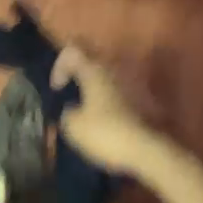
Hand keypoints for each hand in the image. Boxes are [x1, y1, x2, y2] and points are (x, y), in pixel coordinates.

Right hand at [52, 47, 158, 174]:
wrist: (145, 150)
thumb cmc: (106, 133)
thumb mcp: (74, 127)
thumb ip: (66, 113)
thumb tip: (71, 110)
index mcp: (93, 70)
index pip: (71, 51)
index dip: (59, 66)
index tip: (56, 89)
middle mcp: (110, 70)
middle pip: (88, 61)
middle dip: (76, 74)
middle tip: (68, 93)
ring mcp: (125, 84)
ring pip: (102, 77)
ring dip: (90, 89)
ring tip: (83, 110)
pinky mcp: (136, 101)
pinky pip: (112, 92)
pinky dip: (102, 100)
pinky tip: (100, 120)